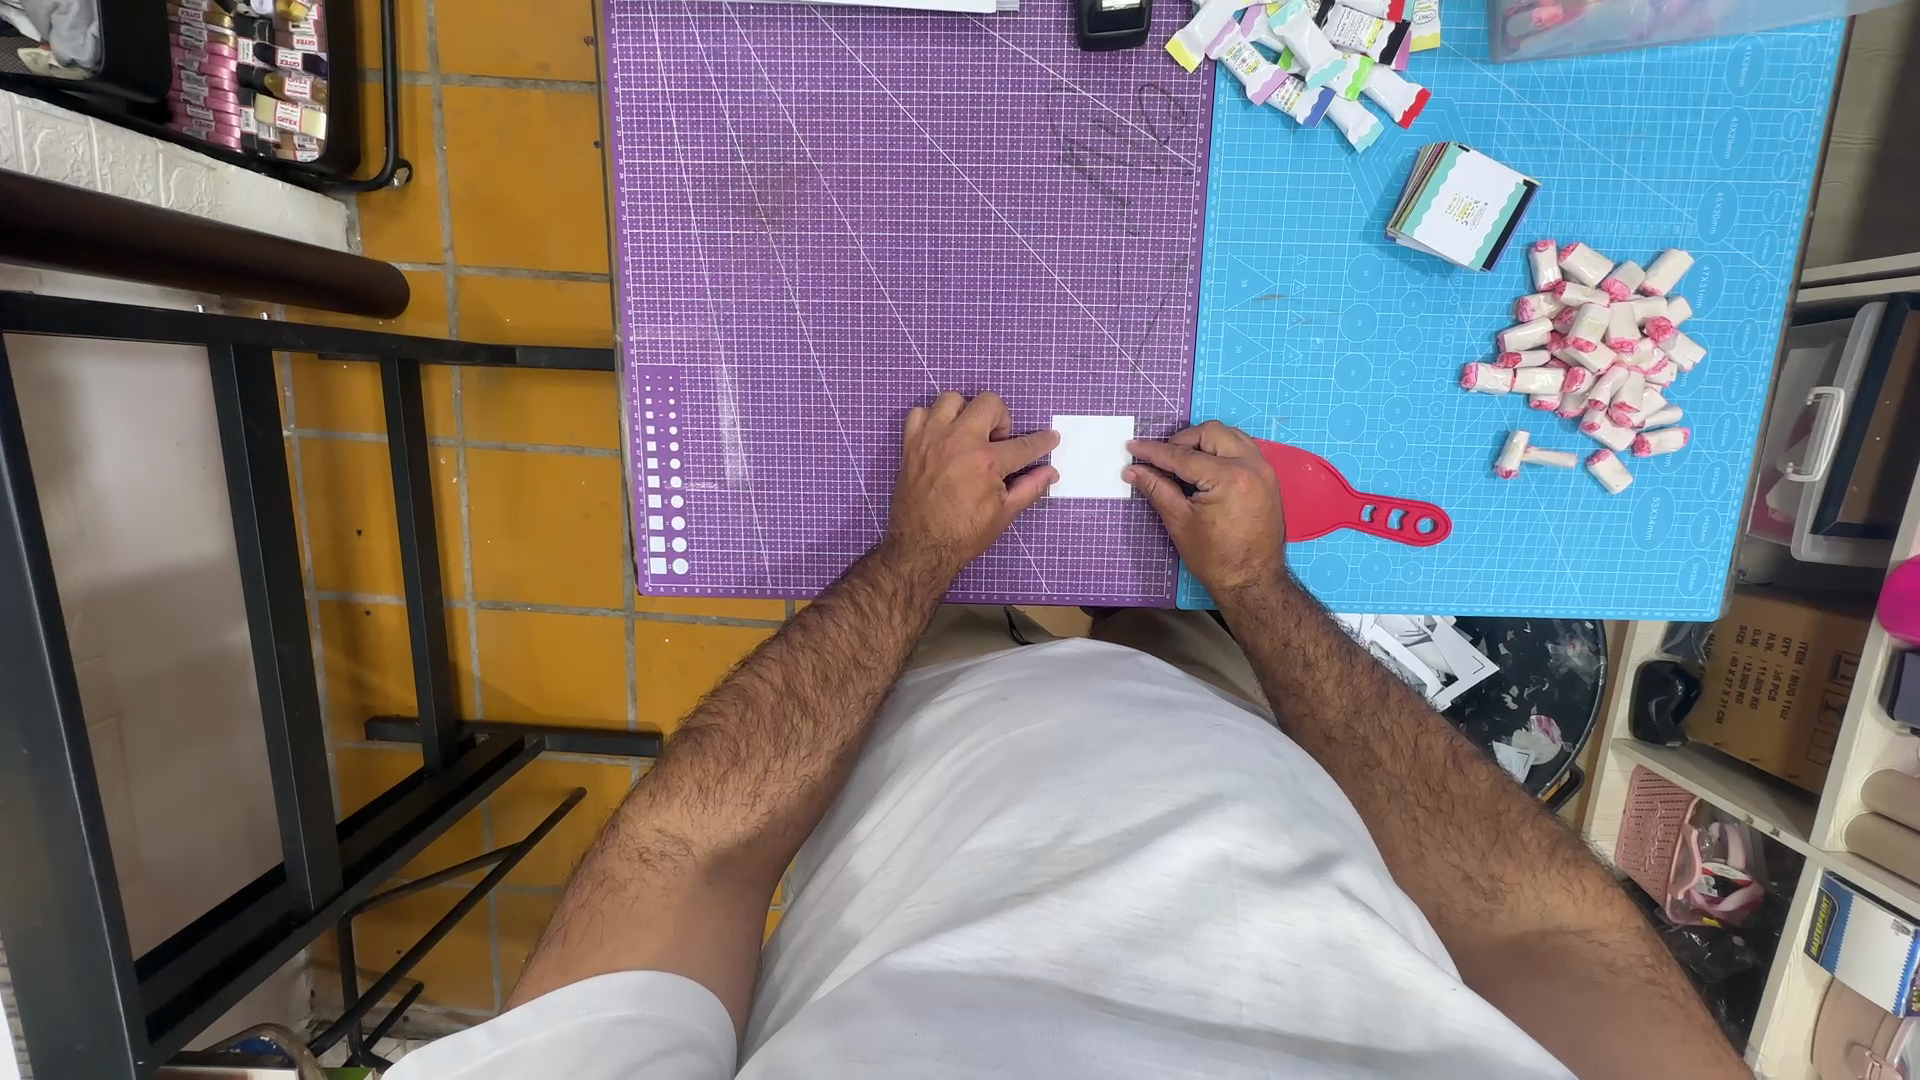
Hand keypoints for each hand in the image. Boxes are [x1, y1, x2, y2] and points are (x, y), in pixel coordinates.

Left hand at [887, 391, 1058, 579]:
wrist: (921, 547)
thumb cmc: (964, 535)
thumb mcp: (1004, 515)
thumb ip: (1030, 488)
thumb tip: (1050, 472)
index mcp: (986, 461)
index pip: (1025, 444)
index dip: (1043, 441)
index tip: (1049, 438)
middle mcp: (959, 441)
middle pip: (990, 403)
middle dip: (1001, 420)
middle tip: (998, 444)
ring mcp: (932, 439)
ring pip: (952, 399)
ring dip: (966, 413)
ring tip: (968, 436)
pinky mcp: (911, 444)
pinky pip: (919, 412)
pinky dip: (931, 420)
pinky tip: (940, 439)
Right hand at [1126, 420, 1287, 598]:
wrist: (1252, 581)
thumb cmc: (1214, 557)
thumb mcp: (1179, 521)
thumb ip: (1156, 488)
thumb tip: (1134, 470)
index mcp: (1228, 478)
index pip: (1183, 456)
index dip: (1154, 452)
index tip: (1134, 448)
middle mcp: (1251, 466)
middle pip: (1210, 432)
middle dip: (1182, 441)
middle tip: (1162, 460)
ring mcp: (1264, 470)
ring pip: (1229, 436)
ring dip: (1203, 443)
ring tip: (1182, 463)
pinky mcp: (1268, 478)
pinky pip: (1243, 449)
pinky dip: (1221, 451)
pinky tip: (1205, 469)